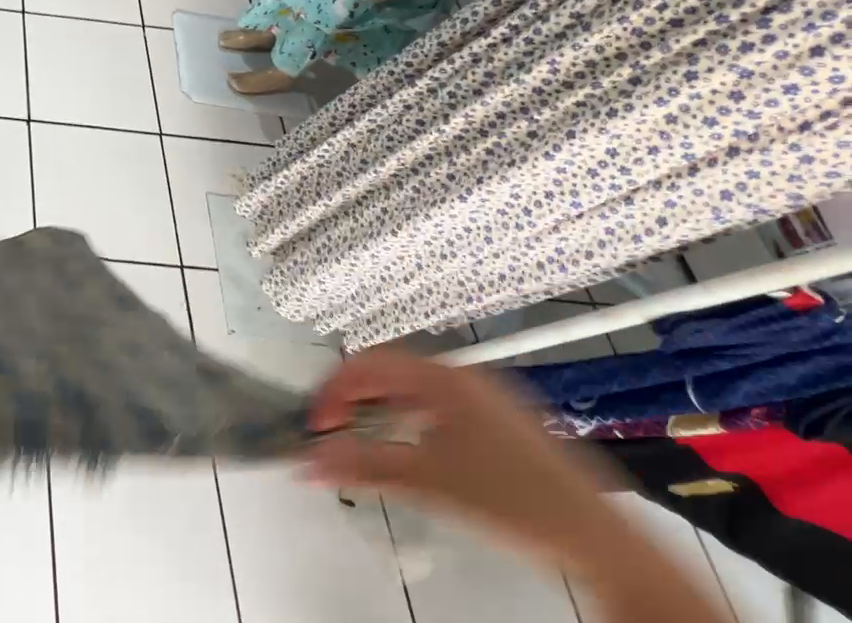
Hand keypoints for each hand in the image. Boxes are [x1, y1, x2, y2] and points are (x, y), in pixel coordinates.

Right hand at [305, 351, 621, 566]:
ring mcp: (484, 396)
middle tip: (332, 430)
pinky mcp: (498, 420)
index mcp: (443, 378)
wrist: (598, 540)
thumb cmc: (514, 501)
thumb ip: (361, 467)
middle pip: (387, 370)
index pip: (366, 364)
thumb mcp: (426, 483)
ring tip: (361, 440)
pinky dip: (405, 417)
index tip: (316, 426)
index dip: (332, 392)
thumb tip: (308, 462)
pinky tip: (406, 448)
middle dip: (352, 396)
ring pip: (411, 387)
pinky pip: (434, 403)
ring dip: (378, 408)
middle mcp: (463, 376)